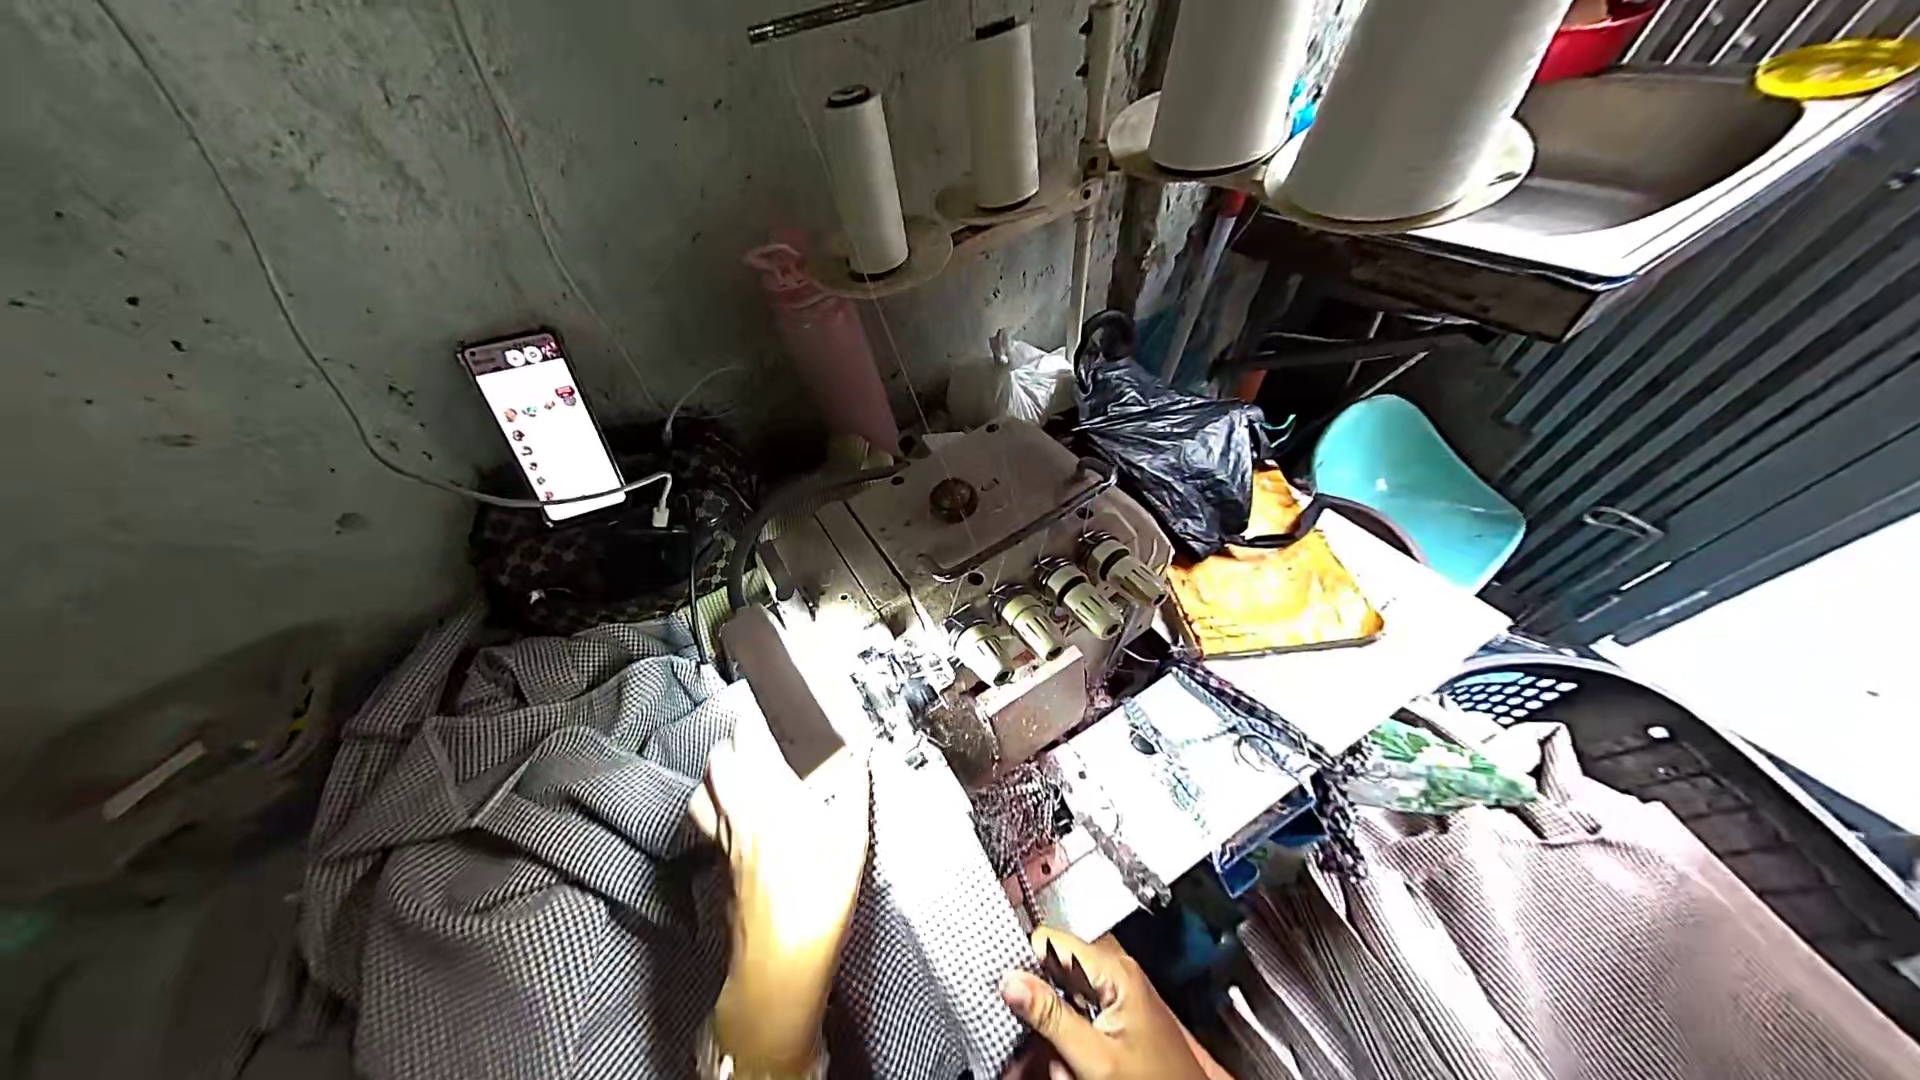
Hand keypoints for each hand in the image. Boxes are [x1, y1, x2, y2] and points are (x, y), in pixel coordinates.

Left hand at [688, 706, 870, 1072]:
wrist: (781, 962)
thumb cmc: (818, 901)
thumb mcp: (852, 840)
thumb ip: (856, 792)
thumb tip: (864, 760)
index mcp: (773, 799)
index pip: (747, 743)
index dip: (749, 718)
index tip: (759, 705)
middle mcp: (741, 812)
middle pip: (719, 759)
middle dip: (733, 738)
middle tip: (754, 733)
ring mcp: (725, 838)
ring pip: (703, 787)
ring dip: (716, 768)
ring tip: (736, 764)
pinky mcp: (719, 862)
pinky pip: (701, 819)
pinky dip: (707, 802)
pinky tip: (726, 808)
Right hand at [1000, 928, 1222, 1079]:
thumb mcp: (1095, 1060)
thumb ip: (1050, 1017)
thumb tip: (1010, 980)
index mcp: (1113, 969)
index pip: (1050, 941)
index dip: (1026, 966)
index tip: (1011, 995)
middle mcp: (1115, 972)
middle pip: (1055, 974)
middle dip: (1046, 1015)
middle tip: (1052, 1052)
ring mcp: (1117, 994)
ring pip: (1063, 1003)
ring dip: (1058, 1038)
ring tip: (1071, 1070)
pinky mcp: (1117, 1016)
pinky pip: (1078, 1019)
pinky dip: (1072, 1045)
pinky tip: (1080, 1071)